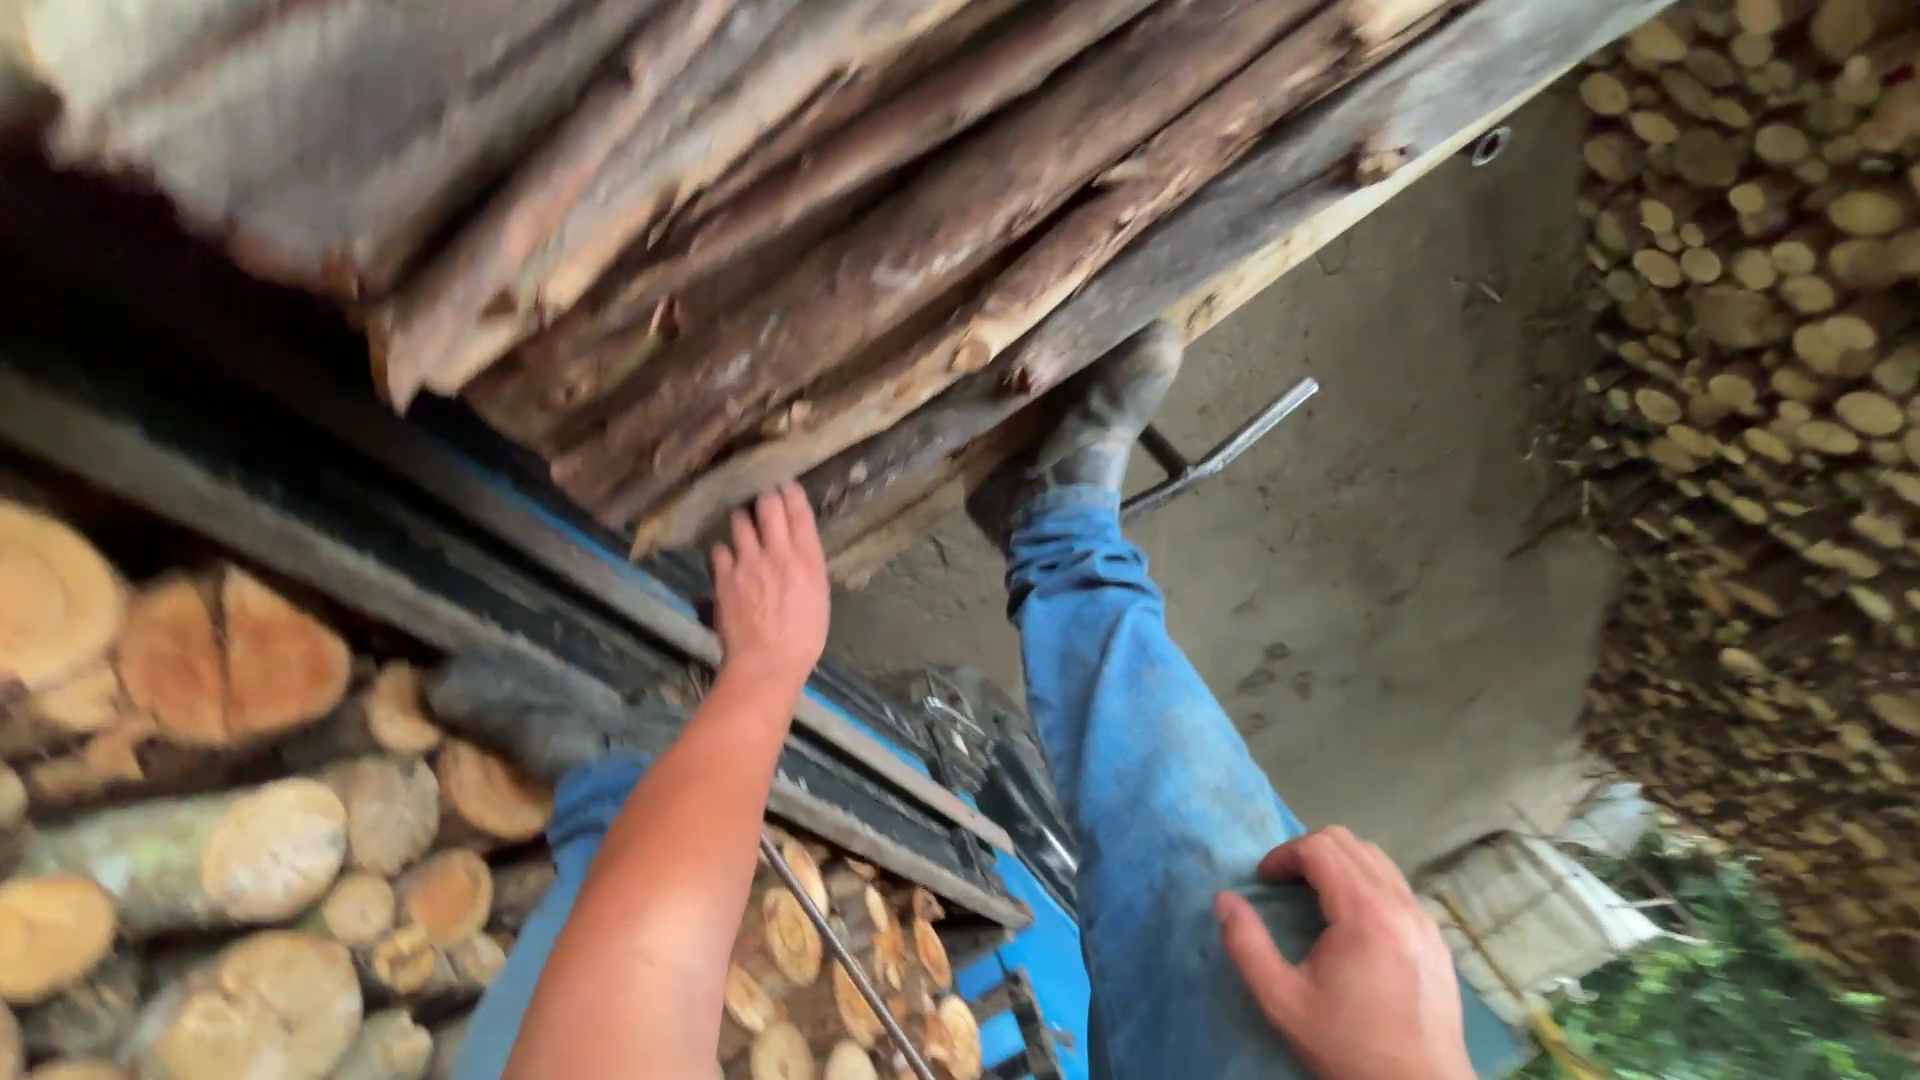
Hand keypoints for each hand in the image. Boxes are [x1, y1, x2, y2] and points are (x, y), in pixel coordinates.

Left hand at [710, 483, 829, 695]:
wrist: (767, 662)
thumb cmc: (804, 637)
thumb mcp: (818, 597)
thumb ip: (806, 567)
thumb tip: (796, 551)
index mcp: (807, 560)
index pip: (799, 513)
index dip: (792, 493)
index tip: (786, 483)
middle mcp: (777, 553)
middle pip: (768, 507)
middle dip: (765, 496)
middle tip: (762, 494)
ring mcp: (747, 562)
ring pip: (739, 522)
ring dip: (742, 518)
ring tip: (742, 521)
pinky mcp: (723, 577)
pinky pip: (719, 549)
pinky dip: (724, 550)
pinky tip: (727, 557)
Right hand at [1215, 827, 1472, 1079]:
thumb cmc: (1348, 1046)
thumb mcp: (1282, 1000)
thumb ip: (1246, 945)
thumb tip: (1224, 899)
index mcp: (1365, 914)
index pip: (1319, 848)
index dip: (1283, 855)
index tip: (1264, 881)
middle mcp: (1400, 905)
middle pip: (1347, 842)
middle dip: (1306, 851)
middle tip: (1284, 883)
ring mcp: (1424, 919)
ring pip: (1375, 857)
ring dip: (1337, 862)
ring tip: (1314, 895)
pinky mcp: (1436, 937)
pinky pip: (1396, 883)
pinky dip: (1365, 880)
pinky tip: (1351, 919)